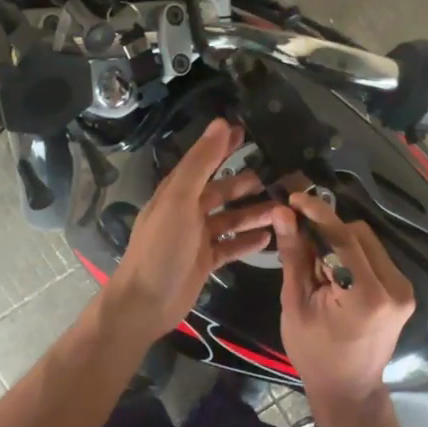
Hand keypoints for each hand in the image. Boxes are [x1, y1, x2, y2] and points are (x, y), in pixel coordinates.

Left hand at [103, 118, 287, 334]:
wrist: (146, 302)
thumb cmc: (162, 248)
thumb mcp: (180, 200)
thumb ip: (201, 163)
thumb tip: (221, 124)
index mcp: (175, 193)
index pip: (202, 163)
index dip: (221, 147)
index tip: (245, 132)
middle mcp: (185, 213)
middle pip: (219, 193)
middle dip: (245, 185)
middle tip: (276, 179)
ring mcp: (195, 239)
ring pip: (229, 220)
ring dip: (253, 214)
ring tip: (281, 210)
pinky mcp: (204, 262)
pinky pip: (230, 247)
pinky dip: (247, 241)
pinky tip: (269, 238)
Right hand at [274, 191, 415, 410]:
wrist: (349, 389)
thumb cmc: (314, 354)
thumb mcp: (296, 304)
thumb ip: (295, 256)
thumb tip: (283, 214)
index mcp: (367, 294)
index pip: (343, 238)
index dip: (318, 213)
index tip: (294, 197)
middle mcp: (395, 287)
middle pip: (359, 234)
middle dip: (328, 230)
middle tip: (301, 241)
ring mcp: (404, 289)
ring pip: (370, 242)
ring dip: (341, 243)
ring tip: (318, 267)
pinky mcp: (404, 291)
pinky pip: (376, 258)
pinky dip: (354, 256)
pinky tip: (336, 276)